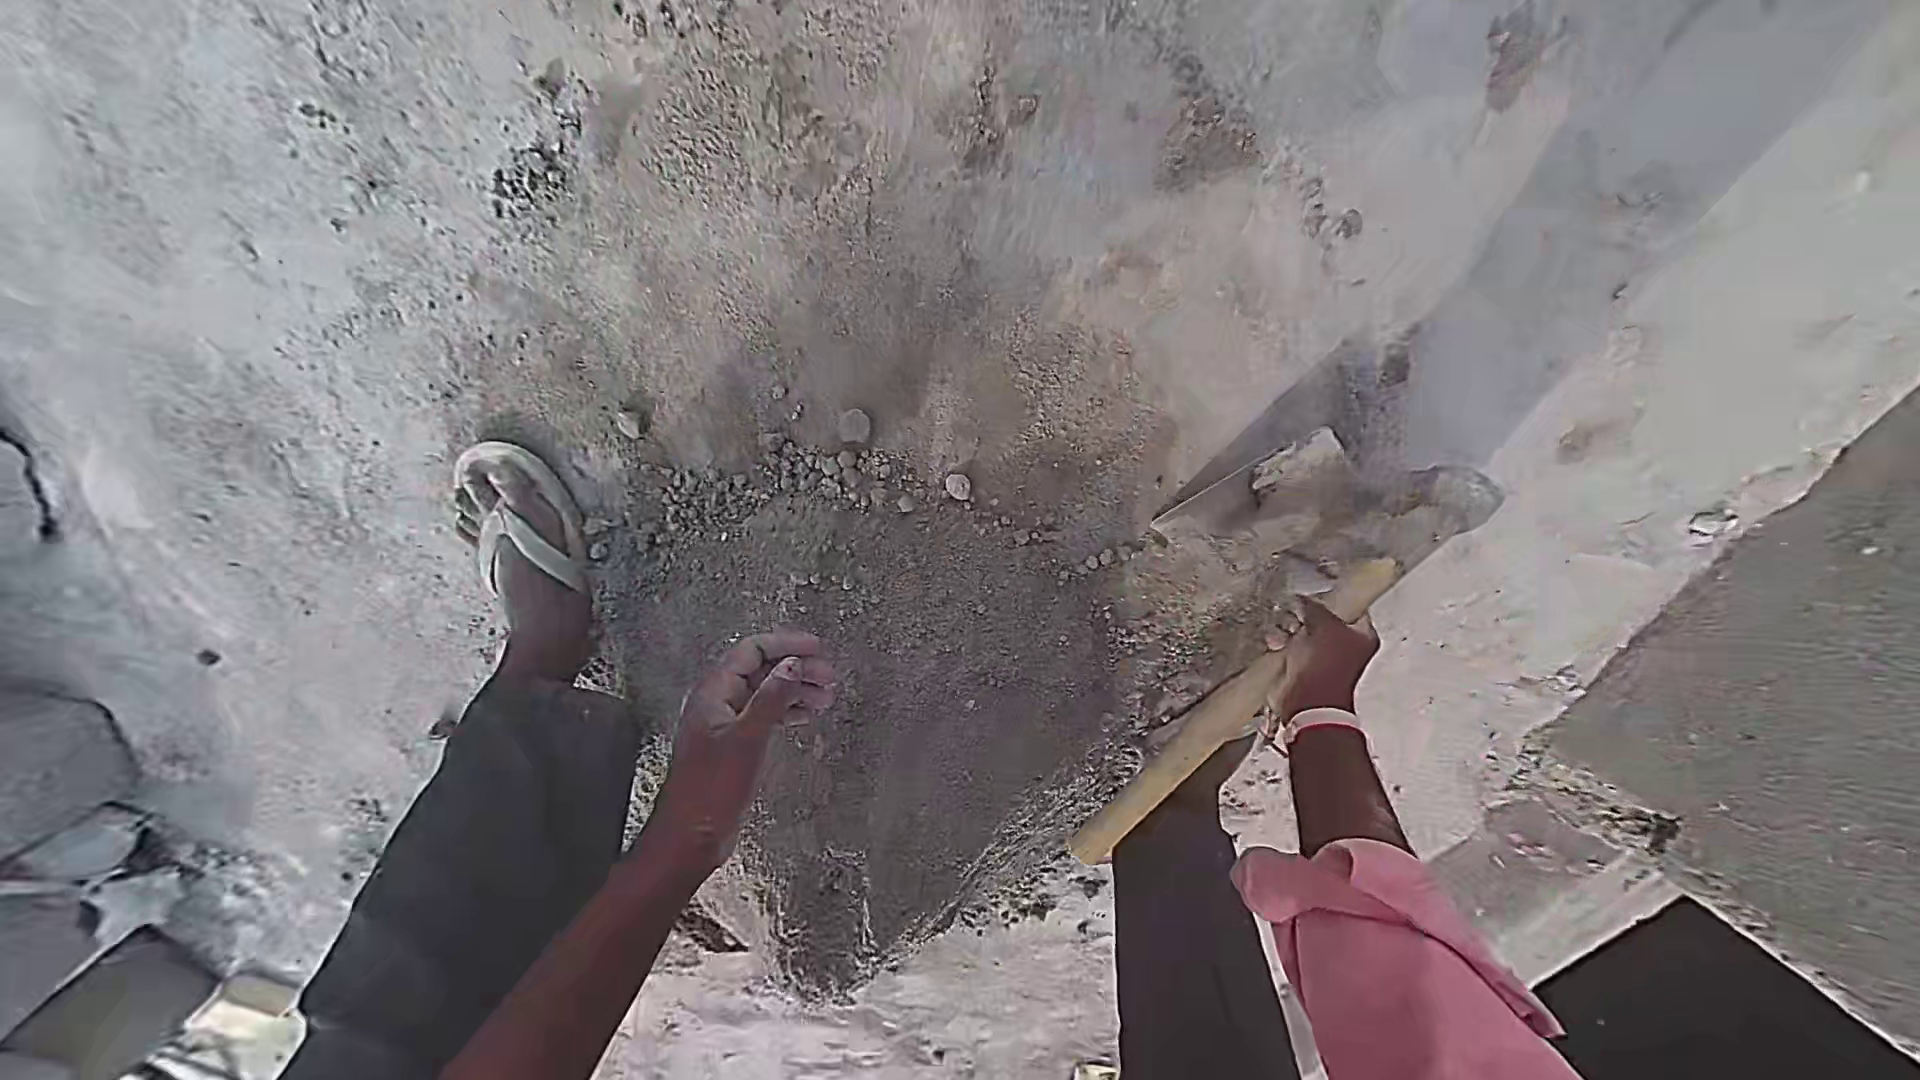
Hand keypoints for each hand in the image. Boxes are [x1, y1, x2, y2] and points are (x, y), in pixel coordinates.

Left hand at [645, 630, 835, 873]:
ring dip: (796, 690)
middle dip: (797, 668)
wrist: (691, 836)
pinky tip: (805, 715)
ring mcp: (725, 722)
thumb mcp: (749, 737)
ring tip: (825, 696)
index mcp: (714, 691)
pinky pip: (765, 712)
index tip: (816, 648)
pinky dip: (788, 709)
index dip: (786, 644)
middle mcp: (718, 701)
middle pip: (762, 669)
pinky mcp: (733, 742)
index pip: (753, 650)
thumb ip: (772, 697)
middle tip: (828, 676)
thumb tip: (794, 664)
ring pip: (766, 691)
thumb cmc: (712, 789)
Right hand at [1279, 597, 1378, 716]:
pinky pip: (1284, 640)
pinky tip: (1277, 644)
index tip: (1318, 592)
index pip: (1350, 606)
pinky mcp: (1297, 661)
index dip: (1333, 597)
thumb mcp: (1326, 626)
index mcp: (1361, 635)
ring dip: (1286, 627)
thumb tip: (1304, 599)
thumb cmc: (1327, 668)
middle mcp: (1341, 643)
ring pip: (1298, 626)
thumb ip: (1316, 607)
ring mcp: (1318, 653)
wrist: (1306, 700)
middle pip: (1319, 614)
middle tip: (1297, 615)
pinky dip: (1278, 640)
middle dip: (1303, 613)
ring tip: (1286, 633)